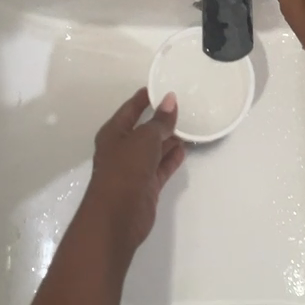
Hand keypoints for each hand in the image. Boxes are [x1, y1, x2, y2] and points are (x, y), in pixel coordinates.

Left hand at [79, 88, 186, 255]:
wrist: (116, 218)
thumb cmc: (125, 169)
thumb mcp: (144, 138)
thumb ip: (160, 120)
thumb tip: (171, 99)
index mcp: (114, 132)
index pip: (132, 108)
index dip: (146, 97)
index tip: (164, 86)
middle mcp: (123, 148)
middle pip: (144, 128)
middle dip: (162, 119)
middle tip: (185, 105)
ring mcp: (134, 169)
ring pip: (154, 148)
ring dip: (169, 139)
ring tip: (190, 125)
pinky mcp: (146, 186)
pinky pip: (161, 166)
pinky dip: (171, 158)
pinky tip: (185, 149)